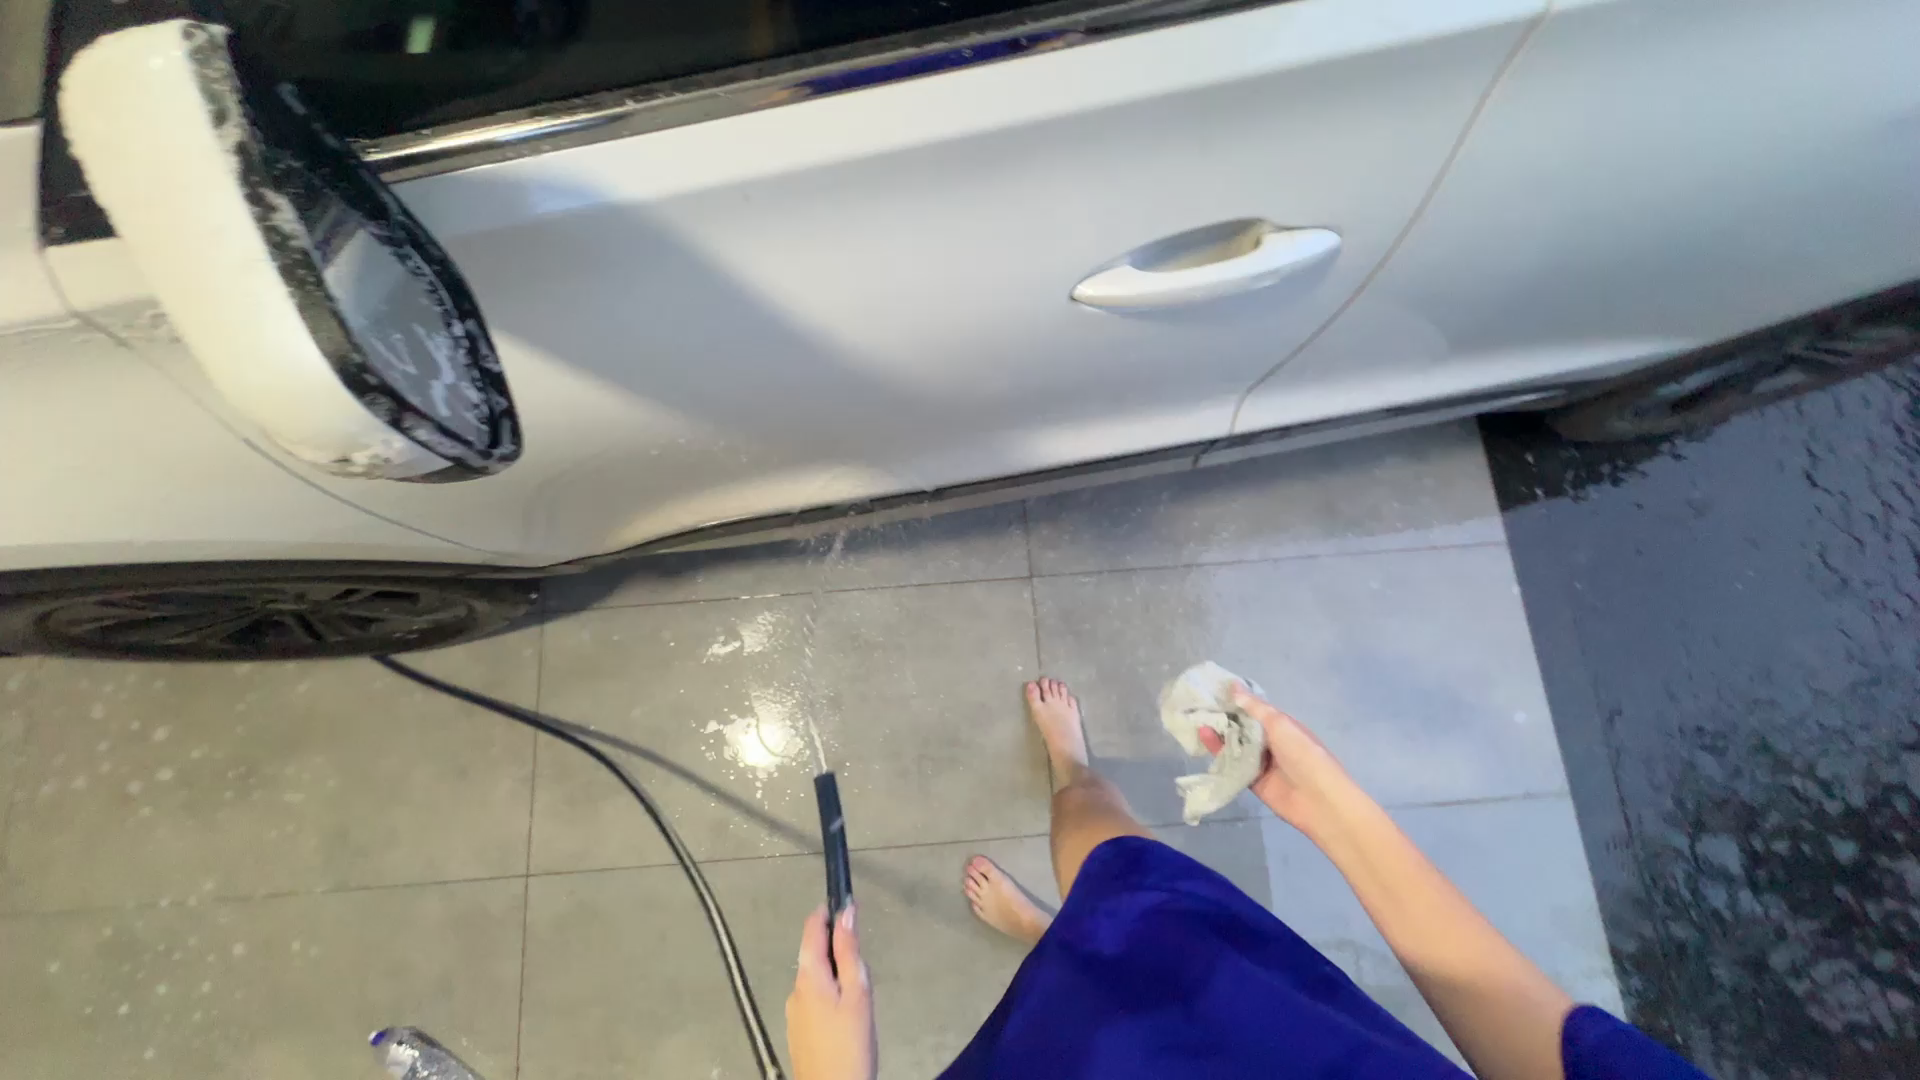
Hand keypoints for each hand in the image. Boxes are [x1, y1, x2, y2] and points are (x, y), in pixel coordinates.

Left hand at [786, 903, 875, 1079]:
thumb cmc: (851, 1042)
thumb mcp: (858, 993)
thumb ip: (850, 951)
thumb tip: (846, 910)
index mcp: (809, 976)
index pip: (812, 928)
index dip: (828, 911)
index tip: (847, 904)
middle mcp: (795, 989)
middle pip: (814, 953)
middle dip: (837, 948)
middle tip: (862, 964)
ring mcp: (794, 1012)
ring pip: (816, 978)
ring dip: (835, 974)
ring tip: (859, 996)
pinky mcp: (799, 1031)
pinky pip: (814, 999)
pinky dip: (830, 994)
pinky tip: (846, 1016)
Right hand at [1199, 684, 1356, 834]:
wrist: (1318, 800)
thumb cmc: (1303, 753)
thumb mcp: (1279, 723)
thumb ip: (1254, 707)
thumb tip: (1233, 685)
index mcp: (1280, 725)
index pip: (1254, 709)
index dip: (1235, 700)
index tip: (1212, 689)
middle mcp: (1269, 741)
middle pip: (1242, 726)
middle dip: (1222, 716)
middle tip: (1196, 704)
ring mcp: (1260, 761)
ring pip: (1234, 744)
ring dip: (1217, 732)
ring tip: (1195, 719)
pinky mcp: (1251, 779)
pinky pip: (1231, 763)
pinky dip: (1218, 751)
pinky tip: (1203, 738)